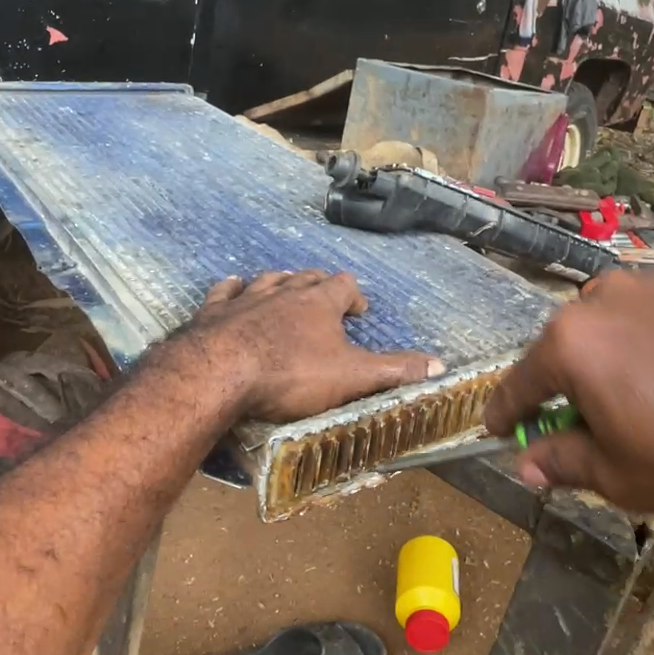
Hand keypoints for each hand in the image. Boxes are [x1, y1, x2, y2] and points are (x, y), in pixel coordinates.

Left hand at [159, 271, 443, 423]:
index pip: (344, 284)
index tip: (357, 312)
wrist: (219, 372)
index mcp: (319, 302)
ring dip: (280, 283)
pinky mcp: (214, 312)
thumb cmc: (290, 373)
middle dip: (319, 286)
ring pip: (268, 279)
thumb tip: (439, 364)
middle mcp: (284, 290)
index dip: (353, 296)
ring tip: (287, 290)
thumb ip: (394, 370)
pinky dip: (232, 288)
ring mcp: (246, 298)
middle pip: (307, 277)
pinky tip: (233, 286)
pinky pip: (225, 290)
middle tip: (326, 303)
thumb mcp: (351, 377)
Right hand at [484, 269, 653, 530]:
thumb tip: (525, 462)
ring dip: (618, 360)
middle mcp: (608, 295)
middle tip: (590, 429)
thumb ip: (565, 463)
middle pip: (570, 346)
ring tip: (652, 403)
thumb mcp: (628, 480)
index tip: (499, 429)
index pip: (521, 382)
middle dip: (571, 386)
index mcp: (574, 342)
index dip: (508, 412)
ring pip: (619, 324)